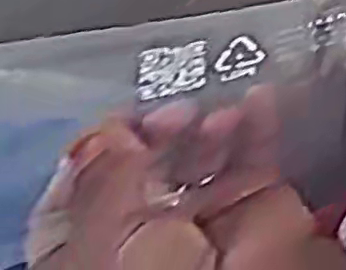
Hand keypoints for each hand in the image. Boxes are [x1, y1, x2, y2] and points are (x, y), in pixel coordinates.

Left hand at [33, 90, 314, 269]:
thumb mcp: (109, 238)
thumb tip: (99, 135)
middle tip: (176, 110)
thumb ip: (107, 185)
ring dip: (212, 124)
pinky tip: (260, 97)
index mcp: (86, 249)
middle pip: (150, 166)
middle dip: (161, 134)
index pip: (83, 192)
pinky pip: (260, 147)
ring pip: (205, 153)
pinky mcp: (260, 189)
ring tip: (219, 112)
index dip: (98, 154)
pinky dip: (262, 118)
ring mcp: (206, 208)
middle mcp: (143, 228)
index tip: (118, 119)